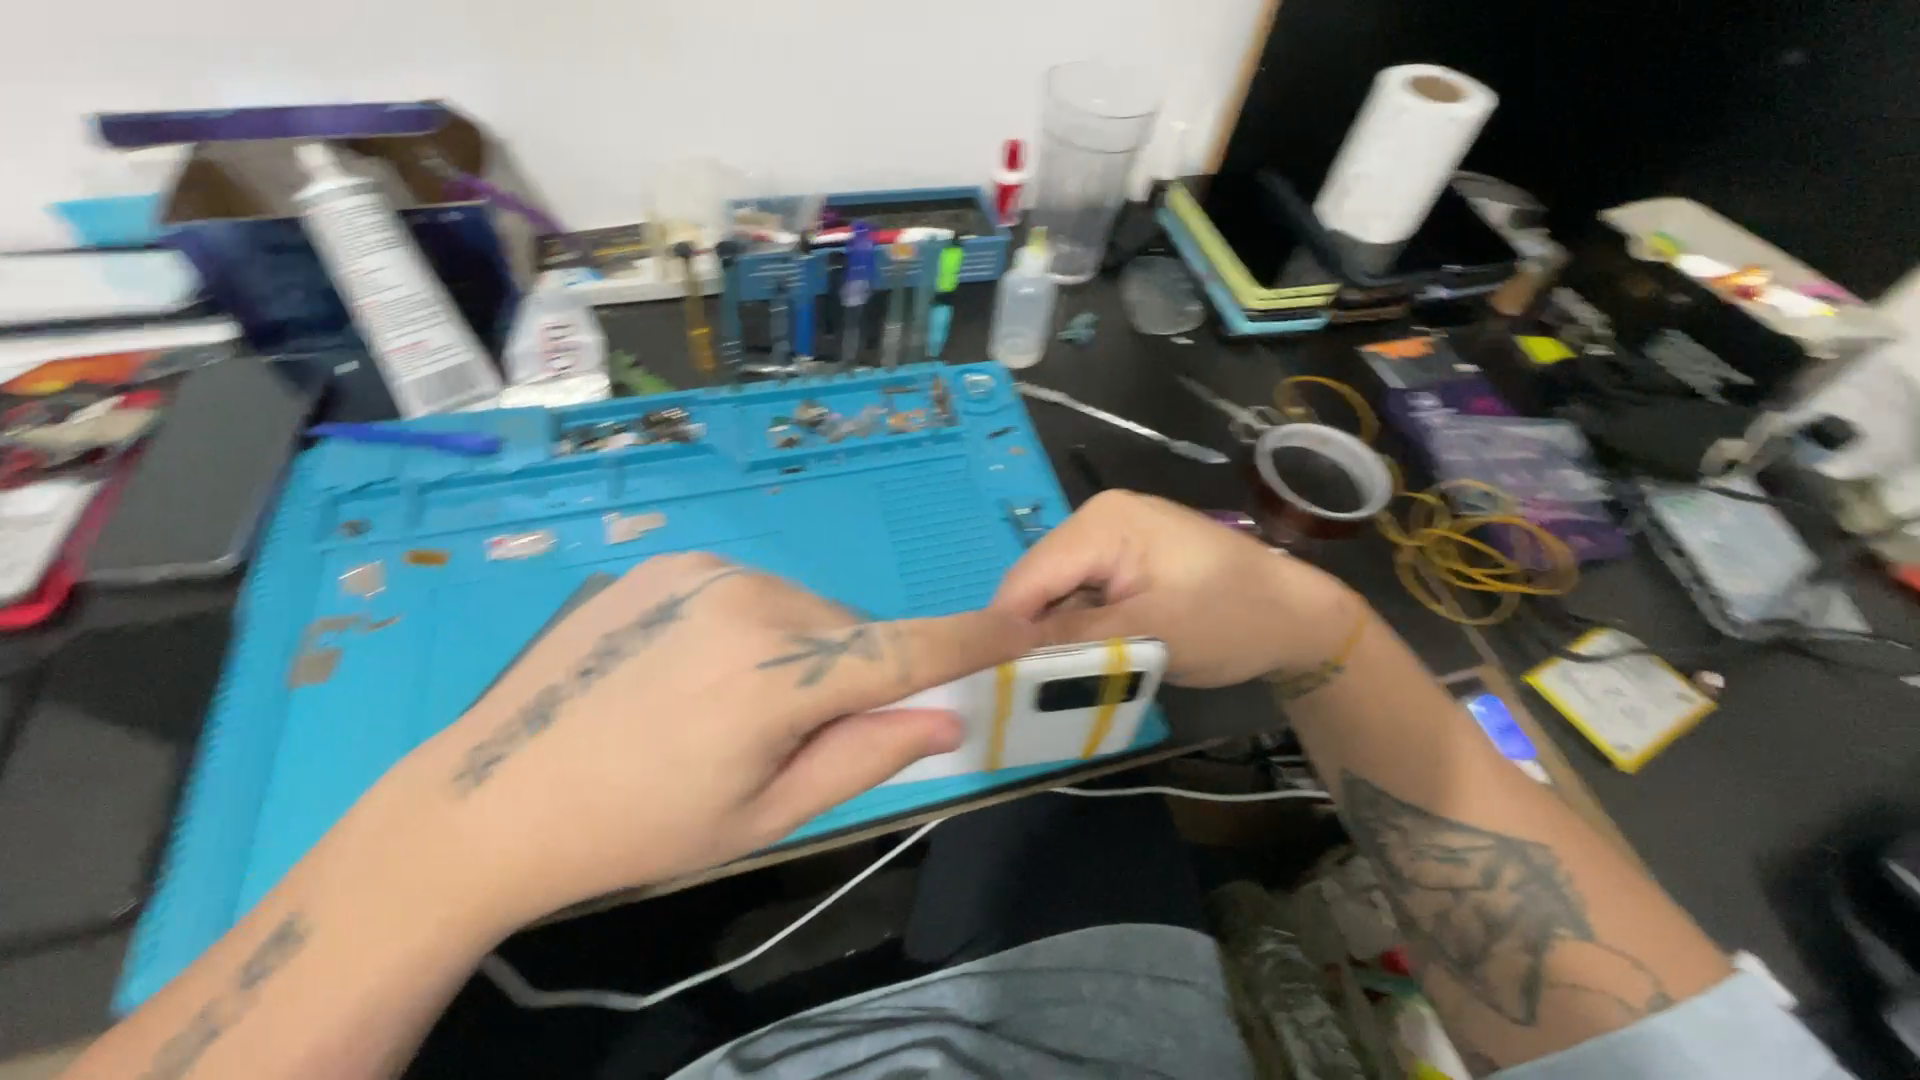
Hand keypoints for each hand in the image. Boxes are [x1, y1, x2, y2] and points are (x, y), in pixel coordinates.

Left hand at [402, 554, 1033, 924]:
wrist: (496, 795)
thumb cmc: (642, 826)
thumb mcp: (765, 814)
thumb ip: (865, 755)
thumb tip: (946, 717)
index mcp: (774, 676)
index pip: (901, 650)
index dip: (968, 640)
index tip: (1020, 625)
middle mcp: (748, 601)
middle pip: (848, 630)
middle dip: (849, 674)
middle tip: (788, 735)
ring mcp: (702, 571)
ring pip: (802, 609)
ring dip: (800, 650)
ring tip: (728, 706)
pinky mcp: (667, 562)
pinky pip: (750, 591)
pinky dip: (755, 626)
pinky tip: (694, 671)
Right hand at [992, 490, 1361, 686]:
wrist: (1297, 618)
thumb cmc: (1231, 621)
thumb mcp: (1148, 637)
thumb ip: (1072, 639)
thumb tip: (1004, 655)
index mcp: (1103, 522)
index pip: (1029, 577)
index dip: (1005, 629)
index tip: (993, 683)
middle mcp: (1099, 518)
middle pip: (1038, 582)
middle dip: (1030, 632)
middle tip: (1024, 688)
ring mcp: (1113, 536)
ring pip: (1056, 591)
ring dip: (1054, 632)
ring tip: (1052, 677)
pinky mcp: (1125, 558)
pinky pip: (1082, 592)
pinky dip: (1078, 626)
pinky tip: (1085, 655)